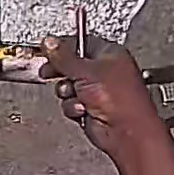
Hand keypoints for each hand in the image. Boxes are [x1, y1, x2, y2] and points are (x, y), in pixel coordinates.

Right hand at [40, 36, 167, 161]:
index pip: (81, 43)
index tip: (47, 49)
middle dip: (60, 72)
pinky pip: (70, 103)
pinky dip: (73, 107)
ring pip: (68, 87)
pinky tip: (83, 109)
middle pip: (72, 66)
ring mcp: (97, 91)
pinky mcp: (90, 108)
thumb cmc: (120, 98)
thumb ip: (64, 57)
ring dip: (67, 92)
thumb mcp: (85, 70)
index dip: (63, 47)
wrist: (125, 131)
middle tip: (48, 71)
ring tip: (76, 94)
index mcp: (110, 54)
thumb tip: (50, 43)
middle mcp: (104, 72)